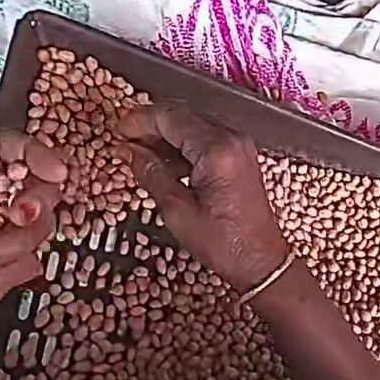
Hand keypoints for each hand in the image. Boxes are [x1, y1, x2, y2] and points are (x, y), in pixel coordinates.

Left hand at [0, 113, 67, 361]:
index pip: (3, 152)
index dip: (33, 156)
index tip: (53, 170)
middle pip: (33, 187)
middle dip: (29, 203)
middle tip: (15, 216)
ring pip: (36, 228)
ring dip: (4, 247)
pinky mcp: (7, 272)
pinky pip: (30, 263)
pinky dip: (2, 273)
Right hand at [112, 103, 289, 290]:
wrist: (261, 262)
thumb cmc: (223, 243)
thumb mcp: (177, 210)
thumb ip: (150, 173)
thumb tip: (127, 151)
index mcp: (216, 149)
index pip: (169, 117)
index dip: (138, 121)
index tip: (117, 132)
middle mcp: (232, 140)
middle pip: (183, 117)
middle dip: (150, 127)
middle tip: (125, 144)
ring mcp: (240, 147)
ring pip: (194, 128)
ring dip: (166, 138)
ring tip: (141, 157)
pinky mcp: (242, 159)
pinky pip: (207, 142)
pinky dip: (184, 149)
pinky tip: (166, 166)